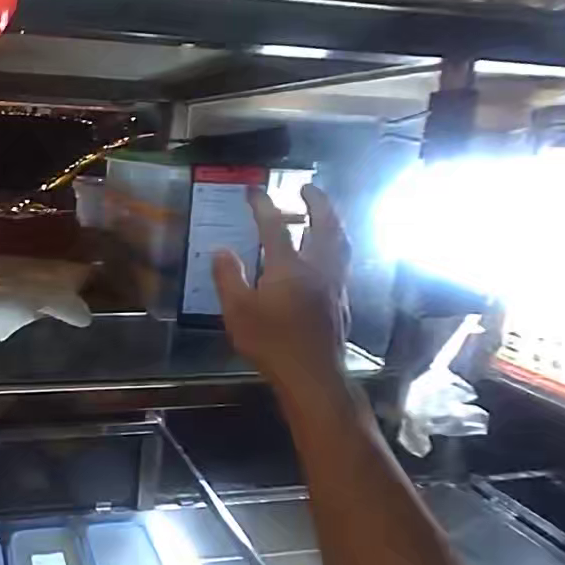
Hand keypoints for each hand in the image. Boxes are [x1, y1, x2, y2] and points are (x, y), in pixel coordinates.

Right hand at [213, 185, 350, 381]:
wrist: (312, 375)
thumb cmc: (271, 342)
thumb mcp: (237, 310)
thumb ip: (229, 277)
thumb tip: (221, 250)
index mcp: (289, 267)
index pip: (275, 226)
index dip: (263, 205)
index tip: (254, 190)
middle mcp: (318, 269)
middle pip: (325, 226)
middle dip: (318, 202)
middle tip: (308, 188)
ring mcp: (334, 285)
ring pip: (341, 243)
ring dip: (333, 222)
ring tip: (325, 214)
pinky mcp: (341, 301)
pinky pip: (343, 262)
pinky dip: (337, 246)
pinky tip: (328, 255)